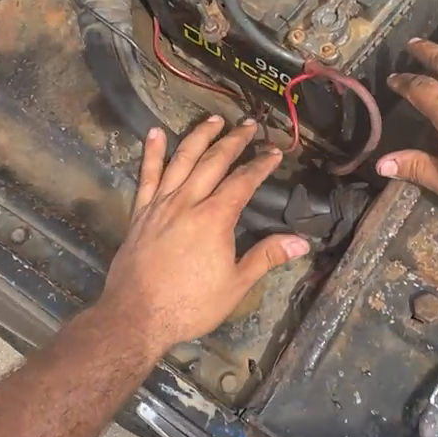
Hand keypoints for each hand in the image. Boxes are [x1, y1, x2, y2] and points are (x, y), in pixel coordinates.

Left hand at [97, 117, 310, 354]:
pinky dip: (151, 152)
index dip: (261, 164)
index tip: (274, 152)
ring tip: (214, 119)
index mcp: (215, 218)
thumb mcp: (235, 285)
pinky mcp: (140, 212)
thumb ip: (266, 257)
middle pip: (214, 161)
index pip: (243, 181)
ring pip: (182, 159)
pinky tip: (154, 132)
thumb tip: (301, 242)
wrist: (136, 317)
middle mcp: (188, 202)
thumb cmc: (190, 305)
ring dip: (200, 136)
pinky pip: (146, 175)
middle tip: (249, 125)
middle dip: (234, 140)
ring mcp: (161, 204)